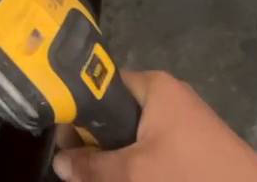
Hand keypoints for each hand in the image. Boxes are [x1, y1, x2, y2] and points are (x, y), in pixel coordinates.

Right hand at [53, 71, 256, 181]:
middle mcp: (169, 96)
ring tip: (103, 178)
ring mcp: (186, 124)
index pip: (102, 84)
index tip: (63, 139)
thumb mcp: (135, 173)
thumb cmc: (192, 176)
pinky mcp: (198, 149)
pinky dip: (142, 167)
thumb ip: (94, 165)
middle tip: (81, 167)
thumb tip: (58, 161)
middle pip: (118, 113)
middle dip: (99, 141)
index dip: (79, 111)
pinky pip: (157, 151)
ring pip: (137, 136)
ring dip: (120, 159)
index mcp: (154, 86)